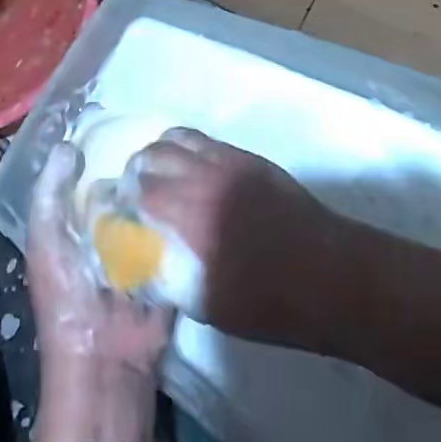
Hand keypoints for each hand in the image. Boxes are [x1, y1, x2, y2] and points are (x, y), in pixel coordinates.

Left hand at [28, 143, 170, 441]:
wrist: (106, 353)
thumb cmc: (67, 292)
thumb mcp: (46, 239)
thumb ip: (51, 193)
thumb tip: (70, 143)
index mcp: (81, 216)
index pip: (97, 170)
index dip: (109, 145)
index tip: (128, 115)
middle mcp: (114, 221)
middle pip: (132, 180)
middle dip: (145, 161)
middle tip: (167, 131)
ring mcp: (146, 237)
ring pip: (158, 197)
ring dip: (169, 181)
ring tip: (188, 150)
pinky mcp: (173, 253)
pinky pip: (181, 223)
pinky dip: (188, 207)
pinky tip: (202, 181)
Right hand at [130, 128, 361, 349]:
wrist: (327, 274)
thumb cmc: (266, 302)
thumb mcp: (204, 302)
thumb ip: (166, 272)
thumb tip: (139, 255)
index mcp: (188, 219)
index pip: (135, 195)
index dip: (117, 202)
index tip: (113, 213)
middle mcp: (203, 180)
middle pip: (150, 158)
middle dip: (134, 174)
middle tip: (132, 194)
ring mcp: (227, 162)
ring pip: (177, 139)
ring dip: (159, 154)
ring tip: (157, 174)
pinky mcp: (247, 157)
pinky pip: (205, 140)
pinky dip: (186, 146)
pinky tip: (188, 166)